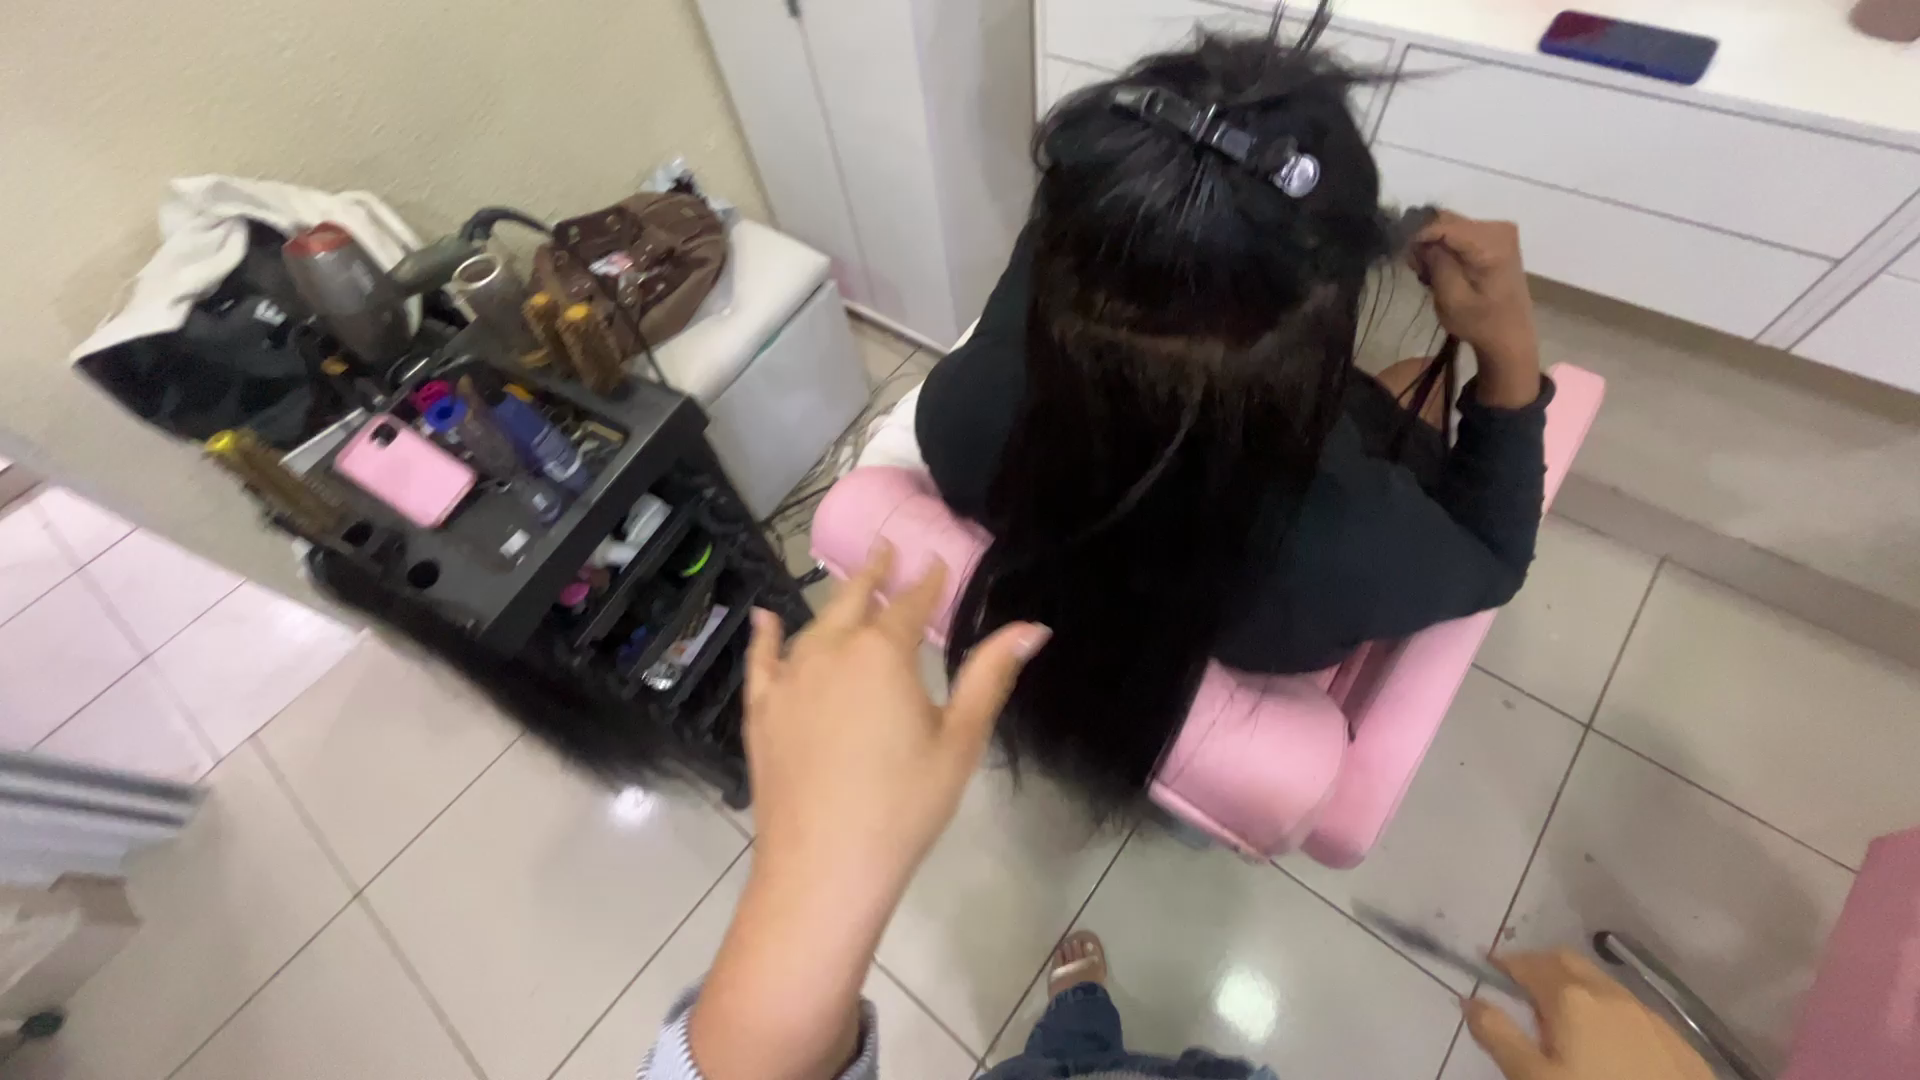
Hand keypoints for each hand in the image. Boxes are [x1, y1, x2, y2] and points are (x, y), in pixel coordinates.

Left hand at [742, 541, 1049, 900]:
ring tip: (850, 587)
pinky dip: (766, 635)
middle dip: (875, 573)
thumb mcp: (959, 740)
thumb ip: (989, 676)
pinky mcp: (762, 709)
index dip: (927, 582)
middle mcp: (831, 650)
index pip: (910, 604)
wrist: (823, 867)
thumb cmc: (904, 805)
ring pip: (815, 625)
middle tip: (886, 550)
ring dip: (835, 601)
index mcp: (883, 653)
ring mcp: (789, 679)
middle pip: (855, 600)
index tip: (935, 561)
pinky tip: (766, 617)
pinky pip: (762, 659)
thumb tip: (1031, 627)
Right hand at [1409, 210, 1541, 407]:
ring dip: (1432, 244)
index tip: (1400, 254)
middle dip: (1424, 240)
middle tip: (1414, 267)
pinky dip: (1443, 246)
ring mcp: (1498, 230)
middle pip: (1447, 220)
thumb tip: (1419, 241)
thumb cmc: (1479, 322)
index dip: (1416, 236)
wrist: (1509, 332)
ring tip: (1425, 271)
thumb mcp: (1451, 299)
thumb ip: (1437, 264)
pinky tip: (1439, 267)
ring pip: (1450, 224)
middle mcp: (1498, 228)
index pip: (1444, 225)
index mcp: (1491, 245)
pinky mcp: (1494, 237)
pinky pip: (1459, 232)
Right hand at [1466, 950, 1715, 1079]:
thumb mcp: (1532, 1079)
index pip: (1525, 962)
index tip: (1488, 972)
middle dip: (1540, 967)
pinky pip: (1637, 1013)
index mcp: (1570, 996)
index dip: (1502, 964)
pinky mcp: (1686, 1048)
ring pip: (1604, 984)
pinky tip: (1614, 1047)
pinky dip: (1613, 1014)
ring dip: (1578, 988)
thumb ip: (1497, 1034)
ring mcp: (1654, 1019)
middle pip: (1566, 961)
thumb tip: (1470, 1000)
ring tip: (1567, 1023)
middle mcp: (1611, 994)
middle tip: (1523, 993)